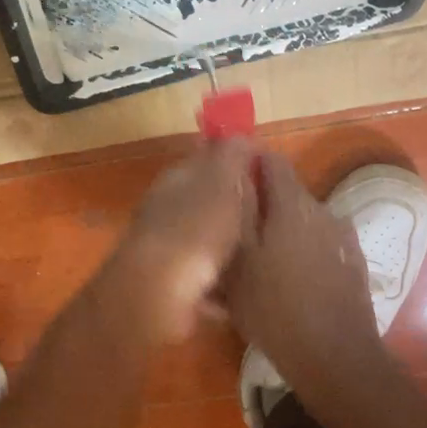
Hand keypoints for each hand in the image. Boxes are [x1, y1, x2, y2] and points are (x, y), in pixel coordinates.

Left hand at [90, 138, 256, 343]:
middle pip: (205, 202)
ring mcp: (164, 247)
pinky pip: (200, 278)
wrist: (157, 293)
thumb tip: (236, 134)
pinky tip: (237, 292)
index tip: (265, 177)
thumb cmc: (195, 230)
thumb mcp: (221, 182)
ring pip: (202, 240)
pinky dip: (217, 284)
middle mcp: (165, 209)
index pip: (206, 160)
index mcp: (177, 179)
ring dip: (225, 247)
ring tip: (259, 258)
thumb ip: (229, 156)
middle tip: (269, 222)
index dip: (236, 164)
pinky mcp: (168, 284)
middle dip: (234, 210)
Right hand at [226, 153, 381, 383]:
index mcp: (292, 204)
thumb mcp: (236, 263)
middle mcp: (322, 210)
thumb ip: (236, 214)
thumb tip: (233, 177)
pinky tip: (285, 286)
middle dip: (259, 208)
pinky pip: (318, 246)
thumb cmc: (274, 308)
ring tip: (257, 267)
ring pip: (301, 223)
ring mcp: (343, 238)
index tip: (226, 184)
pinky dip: (299, 255)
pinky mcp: (352, 264)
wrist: (334, 357)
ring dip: (279, 235)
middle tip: (232, 237)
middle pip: (285, 194)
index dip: (247, 164)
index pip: (271, 160)